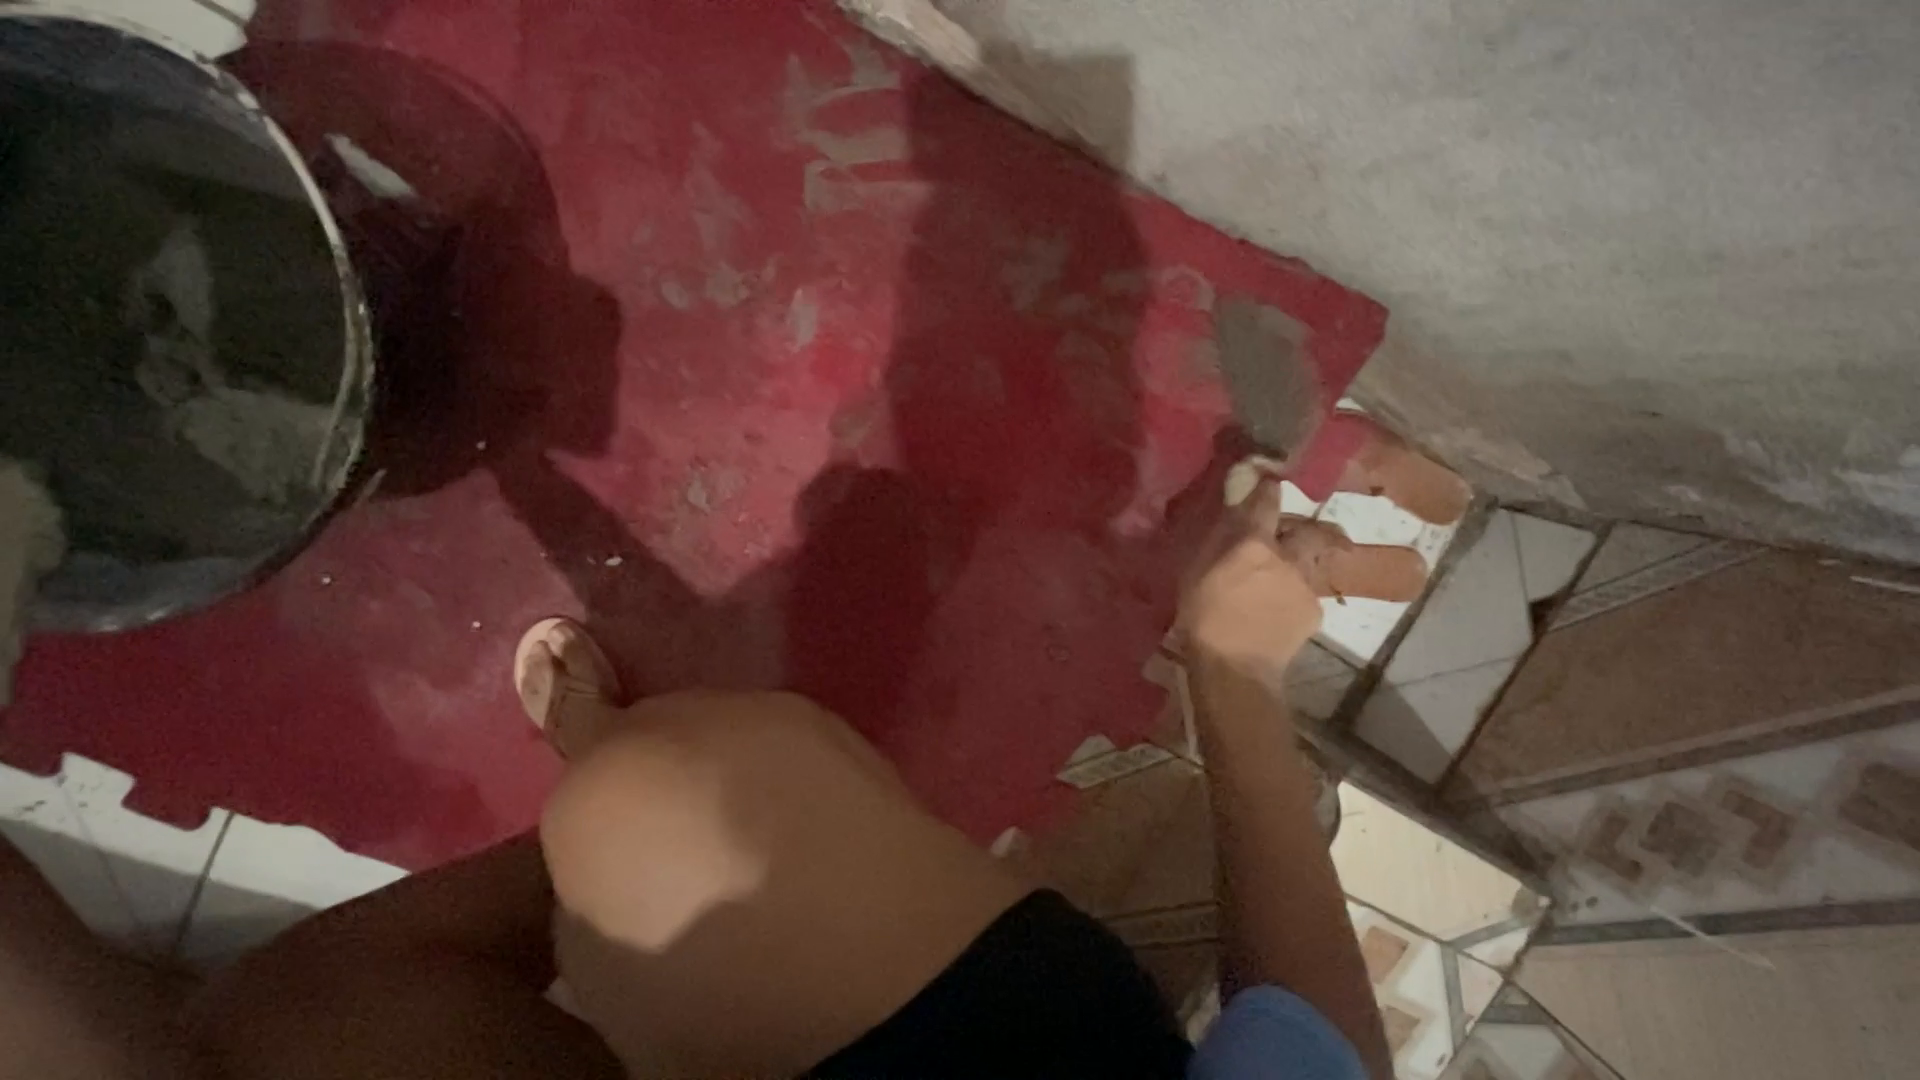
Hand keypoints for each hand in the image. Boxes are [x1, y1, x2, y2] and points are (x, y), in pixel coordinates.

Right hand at [1178, 468, 1347, 670]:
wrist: (1236, 668)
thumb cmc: (1204, 618)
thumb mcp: (1195, 572)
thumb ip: (1217, 538)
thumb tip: (1232, 506)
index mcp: (1253, 543)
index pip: (1267, 501)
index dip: (1267, 488)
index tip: (1267, 480)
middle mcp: (1287, 557)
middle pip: (1302, 531)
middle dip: (1293, 531)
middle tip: (1277, 540)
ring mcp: (1305, 585)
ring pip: (1305, 563)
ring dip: (1293, 565)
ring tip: (1274, 583)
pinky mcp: (1314, 611)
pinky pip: (1305, 593)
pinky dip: (1292, 596)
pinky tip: (1276, 612)